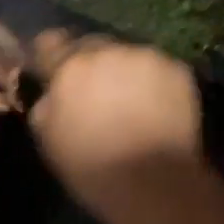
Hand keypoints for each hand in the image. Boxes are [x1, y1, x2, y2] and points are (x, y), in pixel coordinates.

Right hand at [28, 37, 203, 208]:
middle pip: (91, 46)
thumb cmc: (90, 165)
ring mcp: (147, 57)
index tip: (52, 72)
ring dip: (121, 73)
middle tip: (93, 95)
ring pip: (126, 56)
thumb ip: (46, 104)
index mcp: (70, 68)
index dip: (49, 57)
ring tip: (127, 105)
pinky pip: (155, 68)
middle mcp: (108, 51)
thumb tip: (53, 92)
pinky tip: (152, 109)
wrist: (152, 181)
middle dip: (89, 65)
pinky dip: (151, 83)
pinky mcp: (178, 69)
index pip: (50, 42)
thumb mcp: (47, 139)